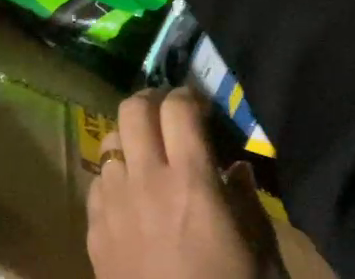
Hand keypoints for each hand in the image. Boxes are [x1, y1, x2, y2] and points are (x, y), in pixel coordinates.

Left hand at [87, 89, 258, 278]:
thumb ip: (247, 204)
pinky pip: (98, 181)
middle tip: (169, 116)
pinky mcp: (93, 230)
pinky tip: (131, 198)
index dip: (189, 97)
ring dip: (130, 140)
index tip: (200, 105)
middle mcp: (145, 180)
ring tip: (148, 157)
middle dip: (152, 102)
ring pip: (110, 140)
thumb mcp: (261, 257)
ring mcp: (113, 203)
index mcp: (192, 182)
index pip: (178, 108)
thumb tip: (235, 169)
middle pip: (133, 108)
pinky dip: (114, 178)